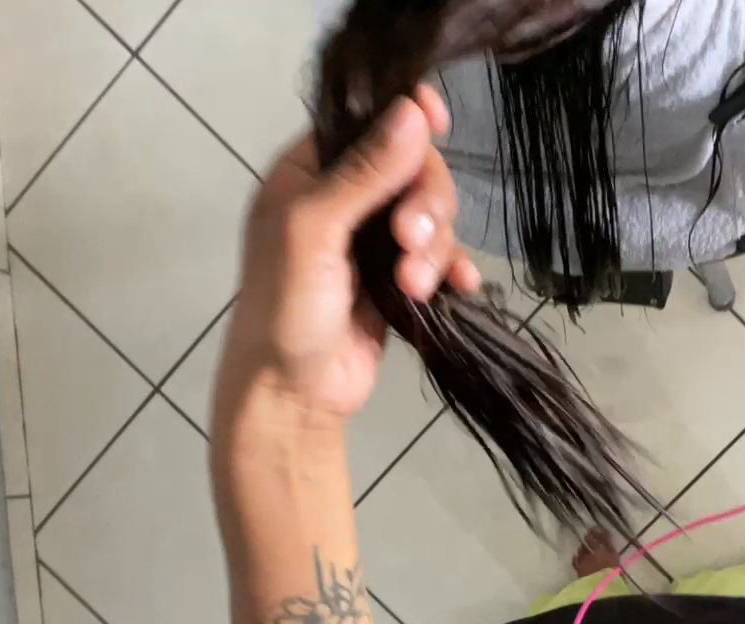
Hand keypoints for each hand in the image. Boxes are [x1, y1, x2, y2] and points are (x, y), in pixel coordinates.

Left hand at [215, 84, 479, 431]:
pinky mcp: (400, 282)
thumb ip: (365, 174)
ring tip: (414, 287)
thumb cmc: (286, 309)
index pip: (368, 124)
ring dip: (433, 249)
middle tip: (409, 241)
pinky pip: (440, 260)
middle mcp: (347, 201)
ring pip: (432, 219)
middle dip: (424, 206)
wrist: (296, 393)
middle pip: (413, 172)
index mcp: (311, 173)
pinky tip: (459, 287)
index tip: (437, 122)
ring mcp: (375, 244)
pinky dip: (452, 270)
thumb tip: (414, 110)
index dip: (404, 119)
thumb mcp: (315, 232)